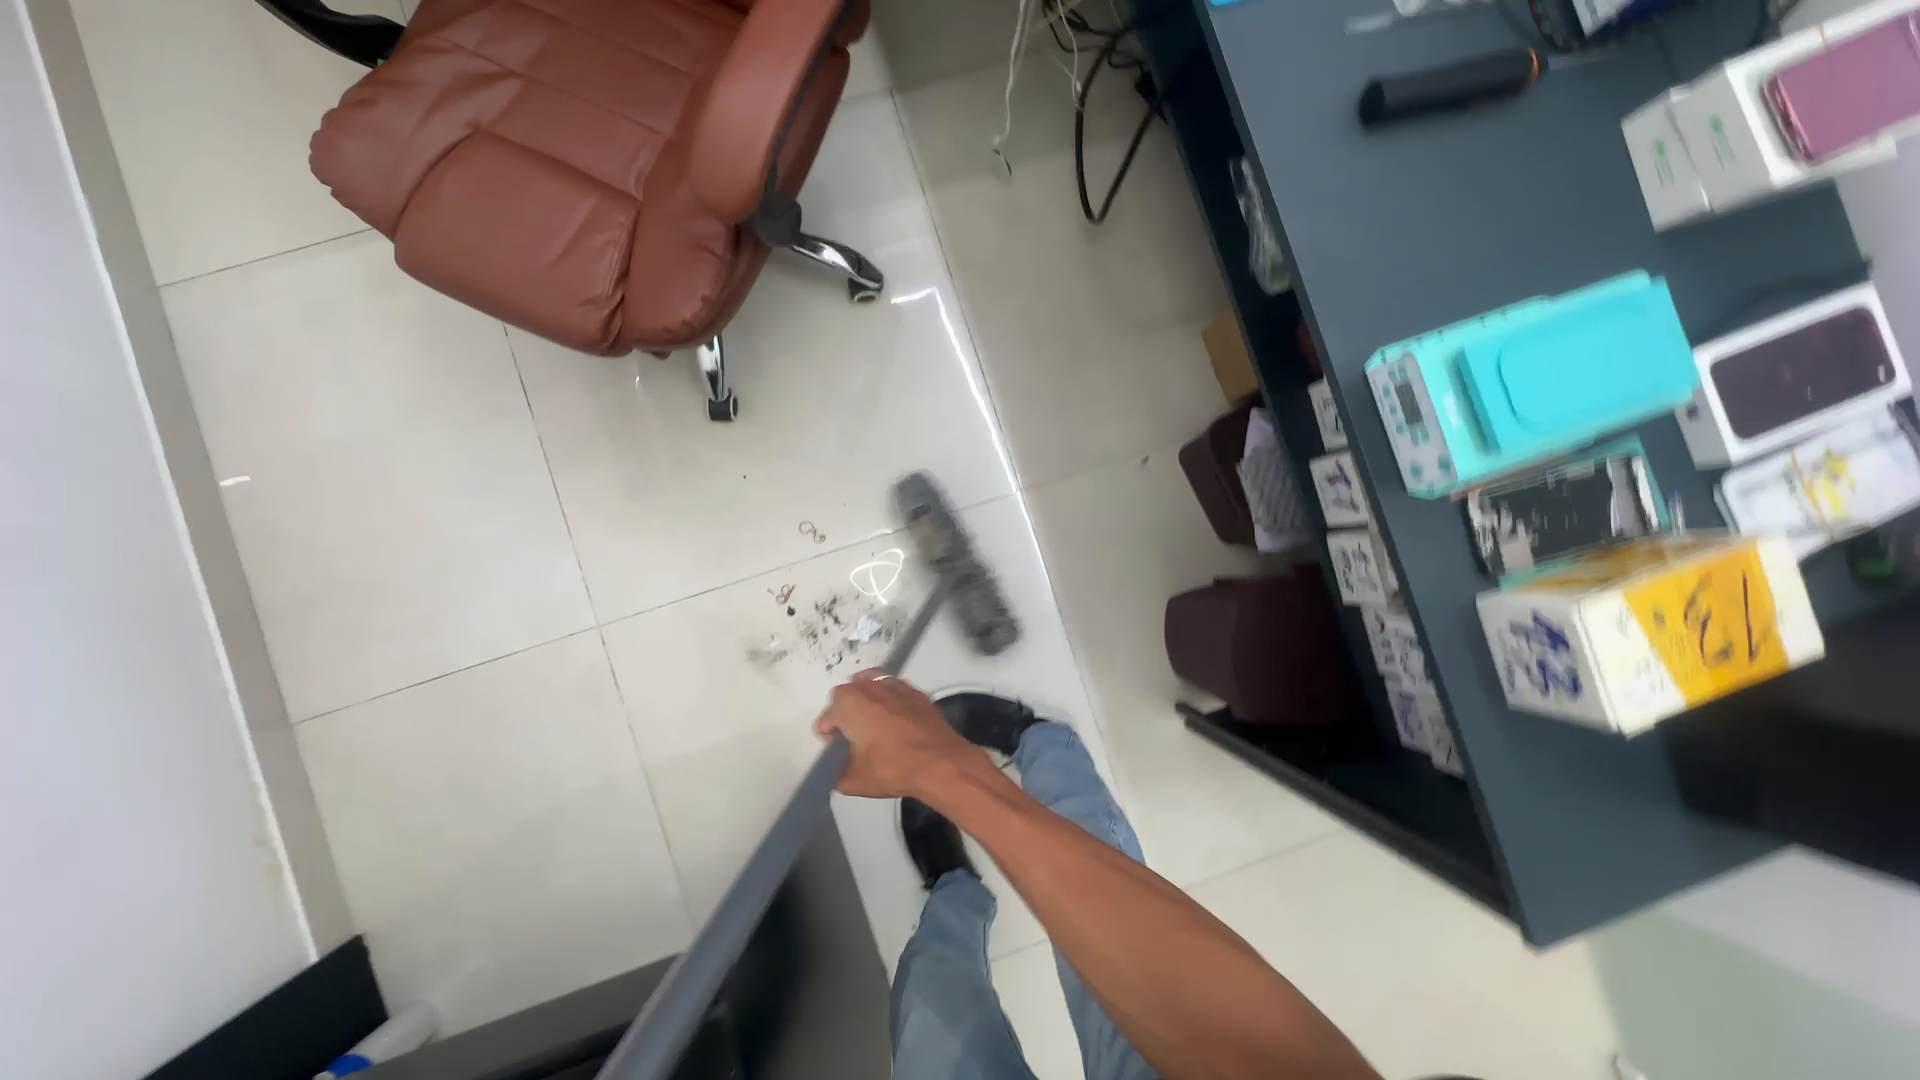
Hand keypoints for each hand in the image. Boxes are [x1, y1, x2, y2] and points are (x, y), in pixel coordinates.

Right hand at [814, 671, 985, 799]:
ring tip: (871, 721)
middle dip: (844, 712)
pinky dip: (889, 699)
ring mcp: (895, 685)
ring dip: (865, 698)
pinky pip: (894, 689)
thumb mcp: (854, 781)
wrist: (941, 762)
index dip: (828, 735)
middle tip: (851, 736)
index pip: (827, 717)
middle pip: (846, 694)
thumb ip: (836, 774)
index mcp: (849, 704)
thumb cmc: (893, 768)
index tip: (835, 750)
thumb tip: (836, 772)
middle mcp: (869, 687)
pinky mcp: (916, 692)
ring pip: (870, 683)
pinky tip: (895, 718)